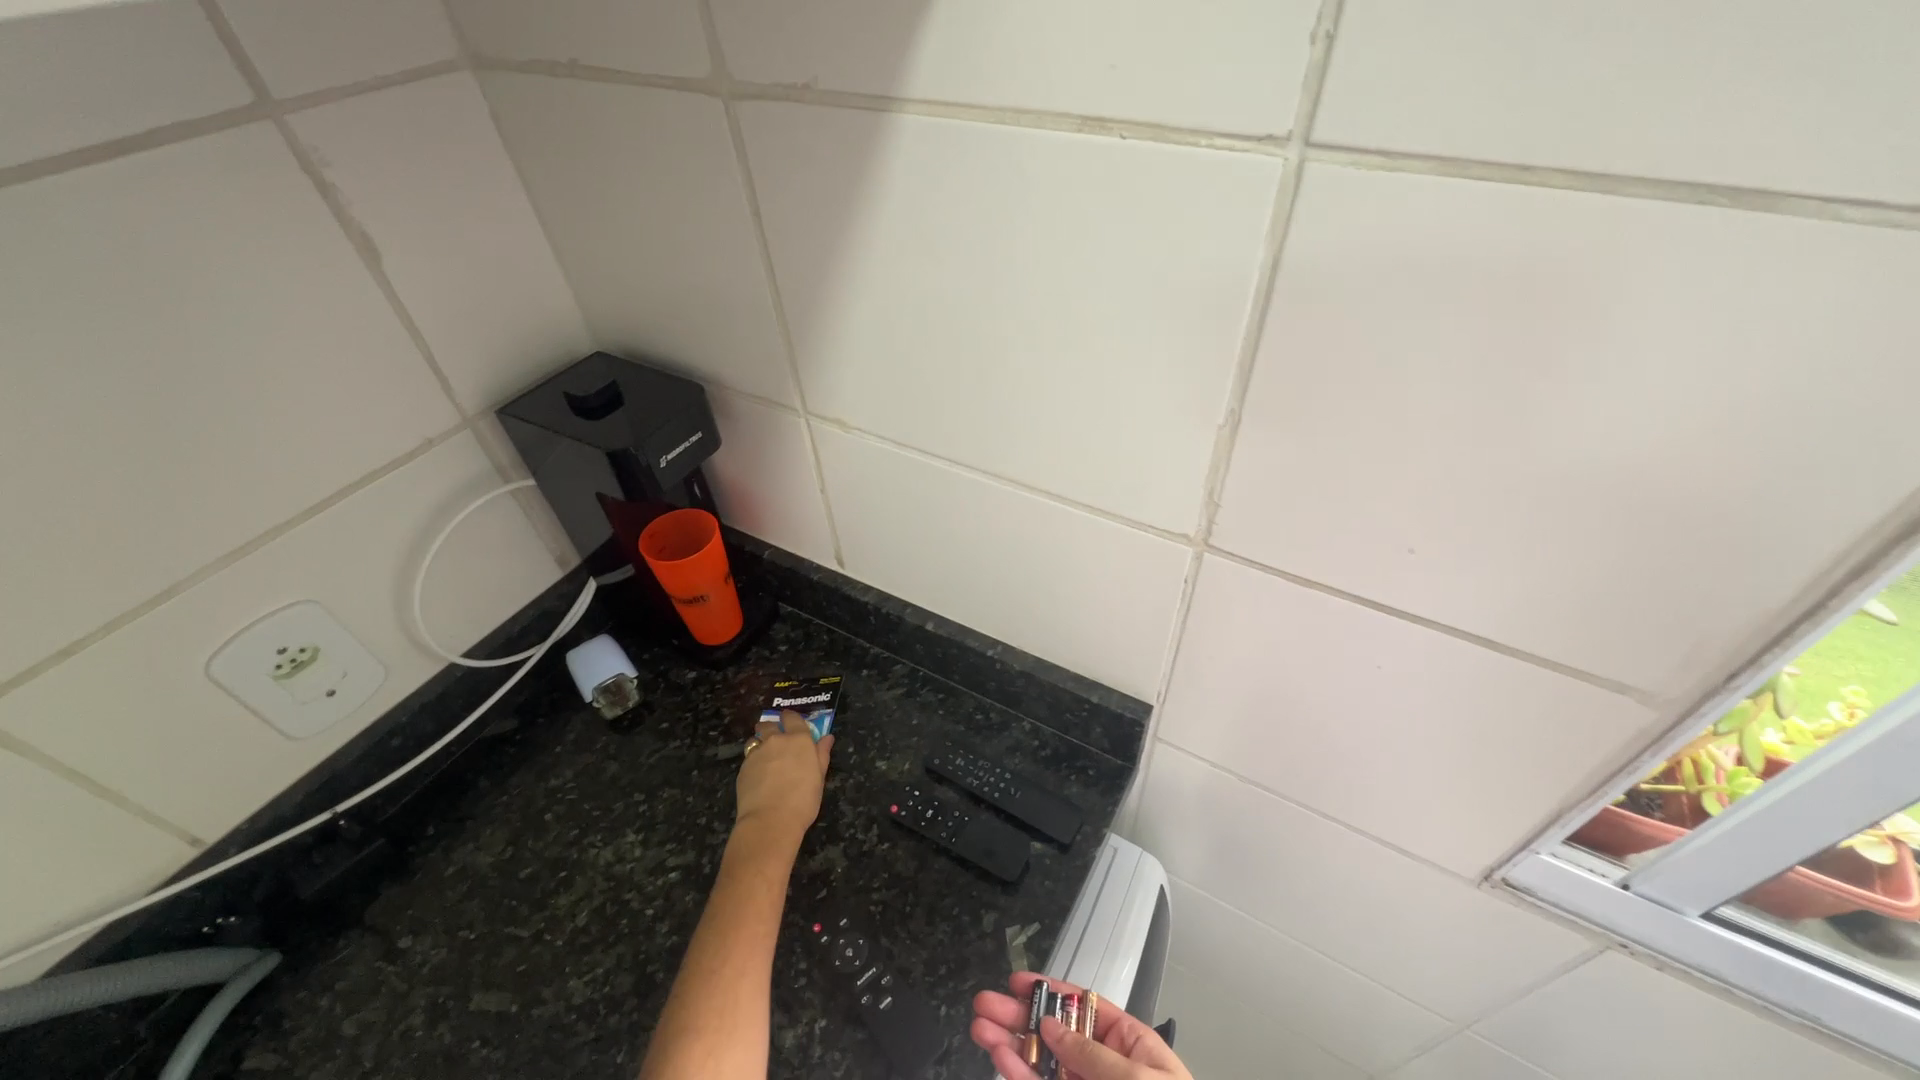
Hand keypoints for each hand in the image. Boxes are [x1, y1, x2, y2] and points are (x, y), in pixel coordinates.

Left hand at [734, 710, 833, 844]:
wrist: (771, 820)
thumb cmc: (803, 800)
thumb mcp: (819, 778)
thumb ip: (822, 754)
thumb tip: (827, 737)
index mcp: (798, 740)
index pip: (792, 718)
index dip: (790, 717)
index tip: (790, 720)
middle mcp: (776, 740)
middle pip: (768, 725)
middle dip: (770, 728)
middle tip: (775, 739)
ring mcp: (757, 753)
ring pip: (755, 740)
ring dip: (759, 743)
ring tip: (764, 758)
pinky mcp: (743, 767)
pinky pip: (748, 758)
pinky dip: (753, 762)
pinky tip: (758, 778)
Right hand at [971, 972, 1191, 1079]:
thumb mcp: (1138, 1076)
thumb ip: (1093, 1052)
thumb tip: (1052, 1026)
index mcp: (1128, 1043)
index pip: (1085, 1007)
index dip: (1051, 992)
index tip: (1018, 981)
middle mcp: (1102, 1064)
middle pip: (1055, 1032)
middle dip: (1019, 1015)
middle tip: (984, 1003)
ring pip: (1041, 1062)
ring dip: (1010, 1044)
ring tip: (980, 1028)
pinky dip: (1018, 1074)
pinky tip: (1000, 1057)